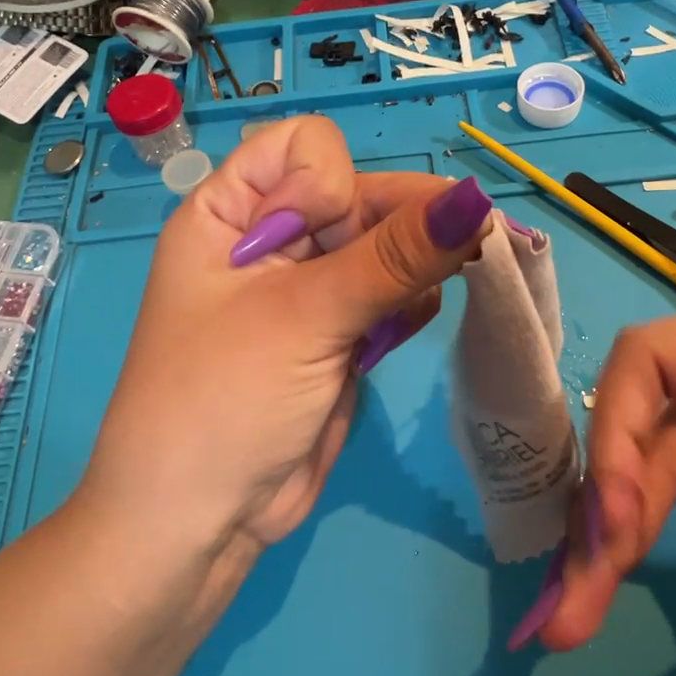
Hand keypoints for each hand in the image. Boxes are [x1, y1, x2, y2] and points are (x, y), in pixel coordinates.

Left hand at [73, 116, 491, 562]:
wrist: (199, 526)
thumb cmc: (223, 402)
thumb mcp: (304, 319)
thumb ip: (394, 258)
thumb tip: (477, 200)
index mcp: (228, 214)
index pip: (302, 149)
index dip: (330, 182)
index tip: (331, 238)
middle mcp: (268, 241)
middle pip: (355, 195)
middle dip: (403, 218)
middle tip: (469, 243)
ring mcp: (306, 290)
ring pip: (381, 245)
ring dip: (418, 258)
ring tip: (449, 278)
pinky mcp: (336, 334)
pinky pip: (388, 292)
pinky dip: (411, 298)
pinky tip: (418, 316)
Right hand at [528, 316, 675, 675]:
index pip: (660, 358)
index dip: (614, 426)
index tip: (612, 525)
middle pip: (643, 424)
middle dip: (599, 508)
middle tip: (567, 609)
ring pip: (654, 460)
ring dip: (612, 528)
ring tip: (579, 611)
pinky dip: (646, 532)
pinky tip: (627, 573)